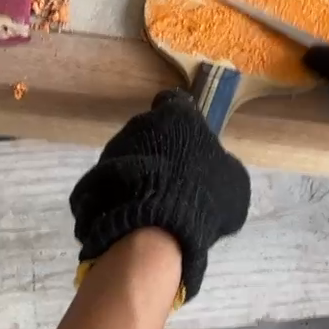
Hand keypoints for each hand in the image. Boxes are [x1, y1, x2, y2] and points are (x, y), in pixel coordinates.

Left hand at [70, 90, 250, 304]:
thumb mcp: (233, 182)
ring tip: (149, 201)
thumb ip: (222, 164)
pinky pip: (111, 180)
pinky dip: (120, 192)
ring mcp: (115, 148)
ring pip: (129, 154)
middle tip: (171, 178)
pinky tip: (133, 212)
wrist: (154, 227)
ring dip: (138, 171)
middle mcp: (142, 122)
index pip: (175, 101)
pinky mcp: (96, 175)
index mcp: (177, 116)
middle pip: (150, 129)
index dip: (181, 118)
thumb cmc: (202, 195)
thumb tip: (218, 166)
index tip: (186, 137)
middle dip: (158, 149)